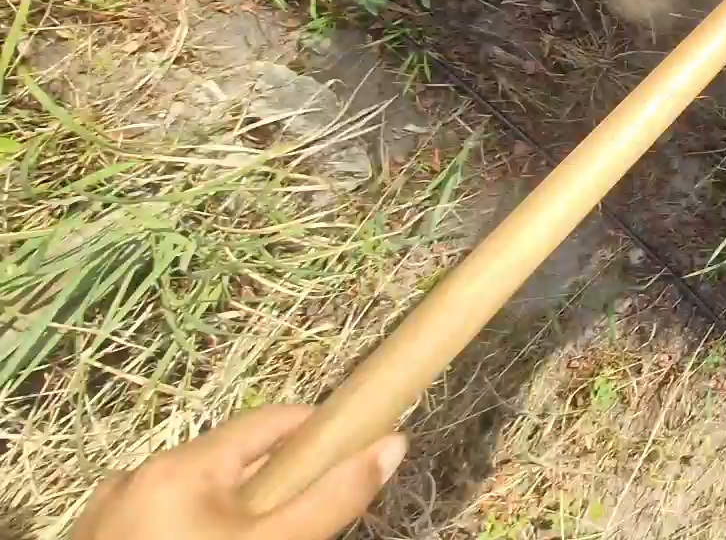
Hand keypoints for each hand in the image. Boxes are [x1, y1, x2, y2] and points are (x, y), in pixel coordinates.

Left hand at [73, 406, 405, 539]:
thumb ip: (336, 495)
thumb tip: (397, 442)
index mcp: (184, 463)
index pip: (277, 419)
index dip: (321, 434)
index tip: (347, 461)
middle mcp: (139, 476)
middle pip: (239, 456)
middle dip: (279, 480)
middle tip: (298, 519)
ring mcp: (106, 514)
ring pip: (203, 489)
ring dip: (239, 507)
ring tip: (260, 538)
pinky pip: (166, 517)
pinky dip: (197, 527)